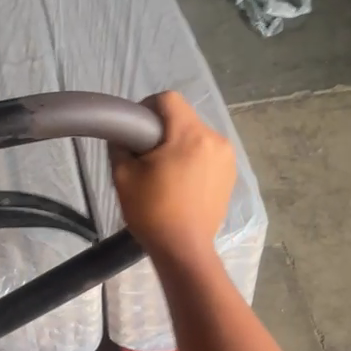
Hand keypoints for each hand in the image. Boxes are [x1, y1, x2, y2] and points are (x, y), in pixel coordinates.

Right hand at [111, 91, 235, 264]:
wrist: (183, 250)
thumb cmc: (152, 212)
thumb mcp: (123, 175)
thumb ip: (121, 144)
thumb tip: (124, 134)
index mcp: (190, 135)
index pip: (168, 100)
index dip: (146, 108)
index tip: (135, 131)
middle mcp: (215, 140)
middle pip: (184, 118)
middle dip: (163, 130)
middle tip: (145, 156)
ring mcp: (227, 158)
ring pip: (196, 136)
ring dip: (179, 145)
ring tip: (163, 172)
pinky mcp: (230, 175)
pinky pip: (207, 154)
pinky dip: (193, 160)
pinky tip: (180, 183)